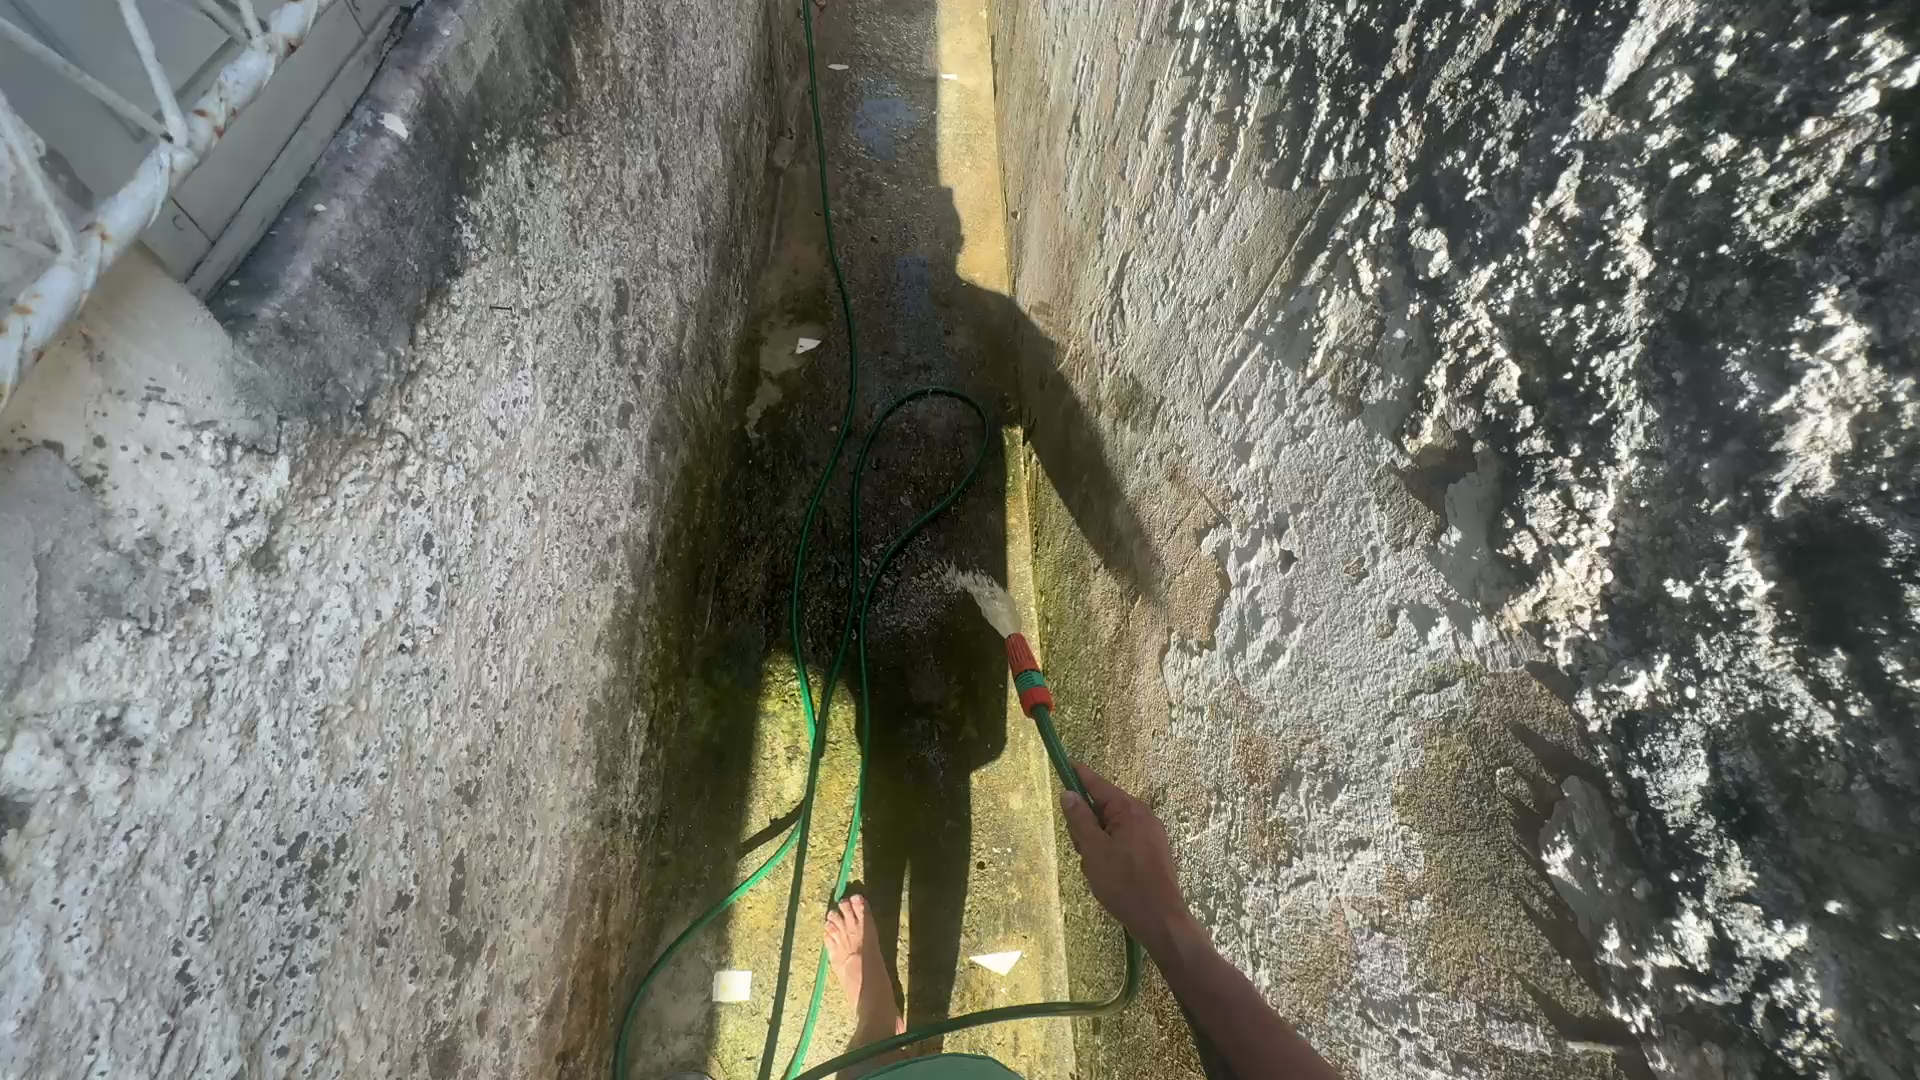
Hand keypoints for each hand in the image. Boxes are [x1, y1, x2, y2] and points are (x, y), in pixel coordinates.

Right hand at [1058, 761, 1196, 955]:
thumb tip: (1068, 793)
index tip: (1065, 762)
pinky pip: (1123, 841)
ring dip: (1097, 844)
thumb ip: (1080, 819)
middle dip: (1086, 826)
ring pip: (1111, 828)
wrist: (1161, 921)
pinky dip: (1110, 852)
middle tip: (1083, 850)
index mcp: (1129, 810)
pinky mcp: (1153, 852)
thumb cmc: (1125, 883)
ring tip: (1097, 870)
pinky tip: (1108, 875)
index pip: (1098, 784)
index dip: (1078, 775)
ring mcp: (1150, 834)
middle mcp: (1143, 816)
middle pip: (1103, 808)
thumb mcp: (1094, 850)